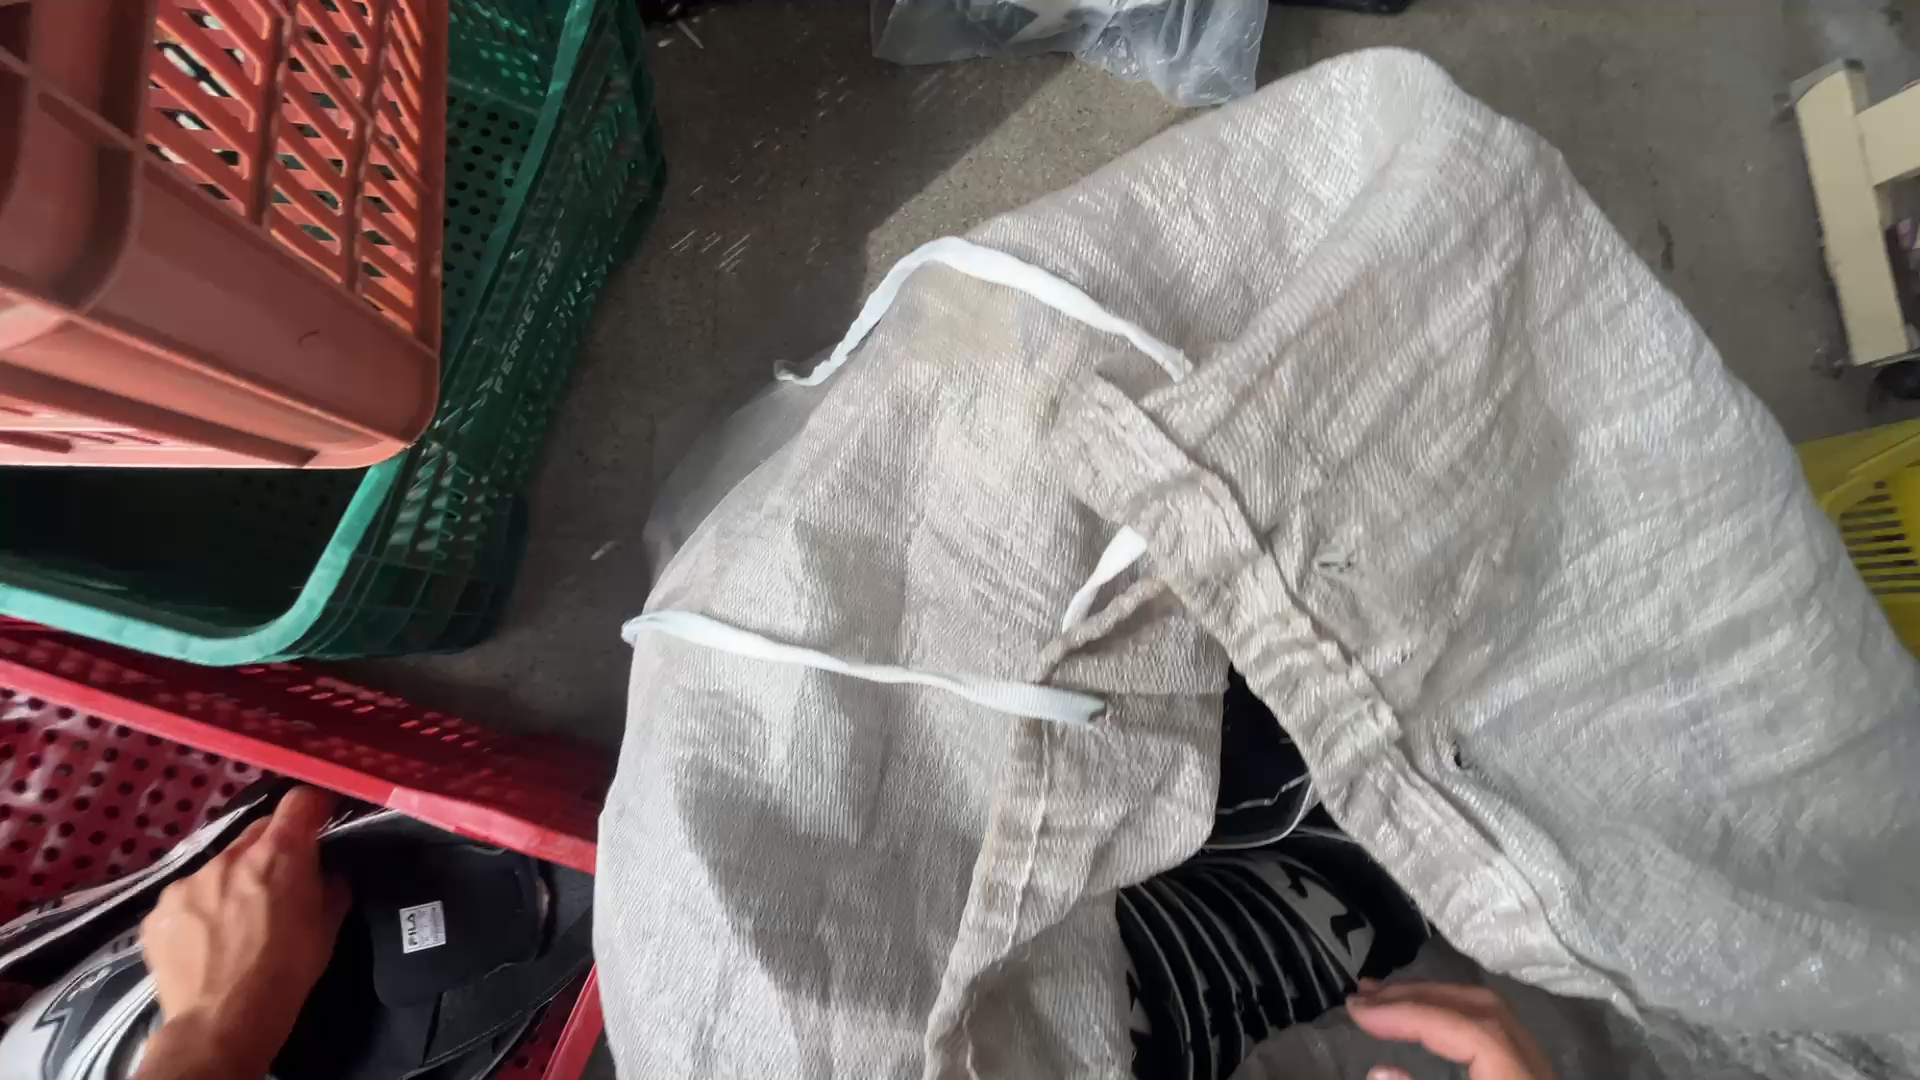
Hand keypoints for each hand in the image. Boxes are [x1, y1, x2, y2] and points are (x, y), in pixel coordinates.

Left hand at [135, 787, 350, 1079]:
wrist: (224, 1018)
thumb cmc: (292, 961)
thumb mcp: (332, 914)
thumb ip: (328, 879)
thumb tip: (321, 870)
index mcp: (281, 852)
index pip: (300, 799)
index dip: (315, 807)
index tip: (323, 820)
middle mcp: (231, 857)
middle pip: (260, 830)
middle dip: (275, 845)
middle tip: (283, 875)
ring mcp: (188, 884)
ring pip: (223, 862)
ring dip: (237, 874)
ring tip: (240, 911)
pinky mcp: (158, 912)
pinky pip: (192, 891)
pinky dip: (205, 901)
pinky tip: (209, 931)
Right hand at [1347, 979, 1556, 1079]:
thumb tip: (1378, 1070)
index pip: (1473, 1032)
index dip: (1411, 1016)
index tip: (1359, 1013)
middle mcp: (1541, 1073)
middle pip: (1483, 1010)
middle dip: (1416, 997)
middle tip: (1363, 997)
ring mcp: (1542, 1074)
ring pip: (1492, 1013)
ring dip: (1430, 998)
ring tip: (1381, 999)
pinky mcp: (1533, 1078)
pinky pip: (1497, 1030)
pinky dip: (1451, 1014)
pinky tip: (1422, 1021)